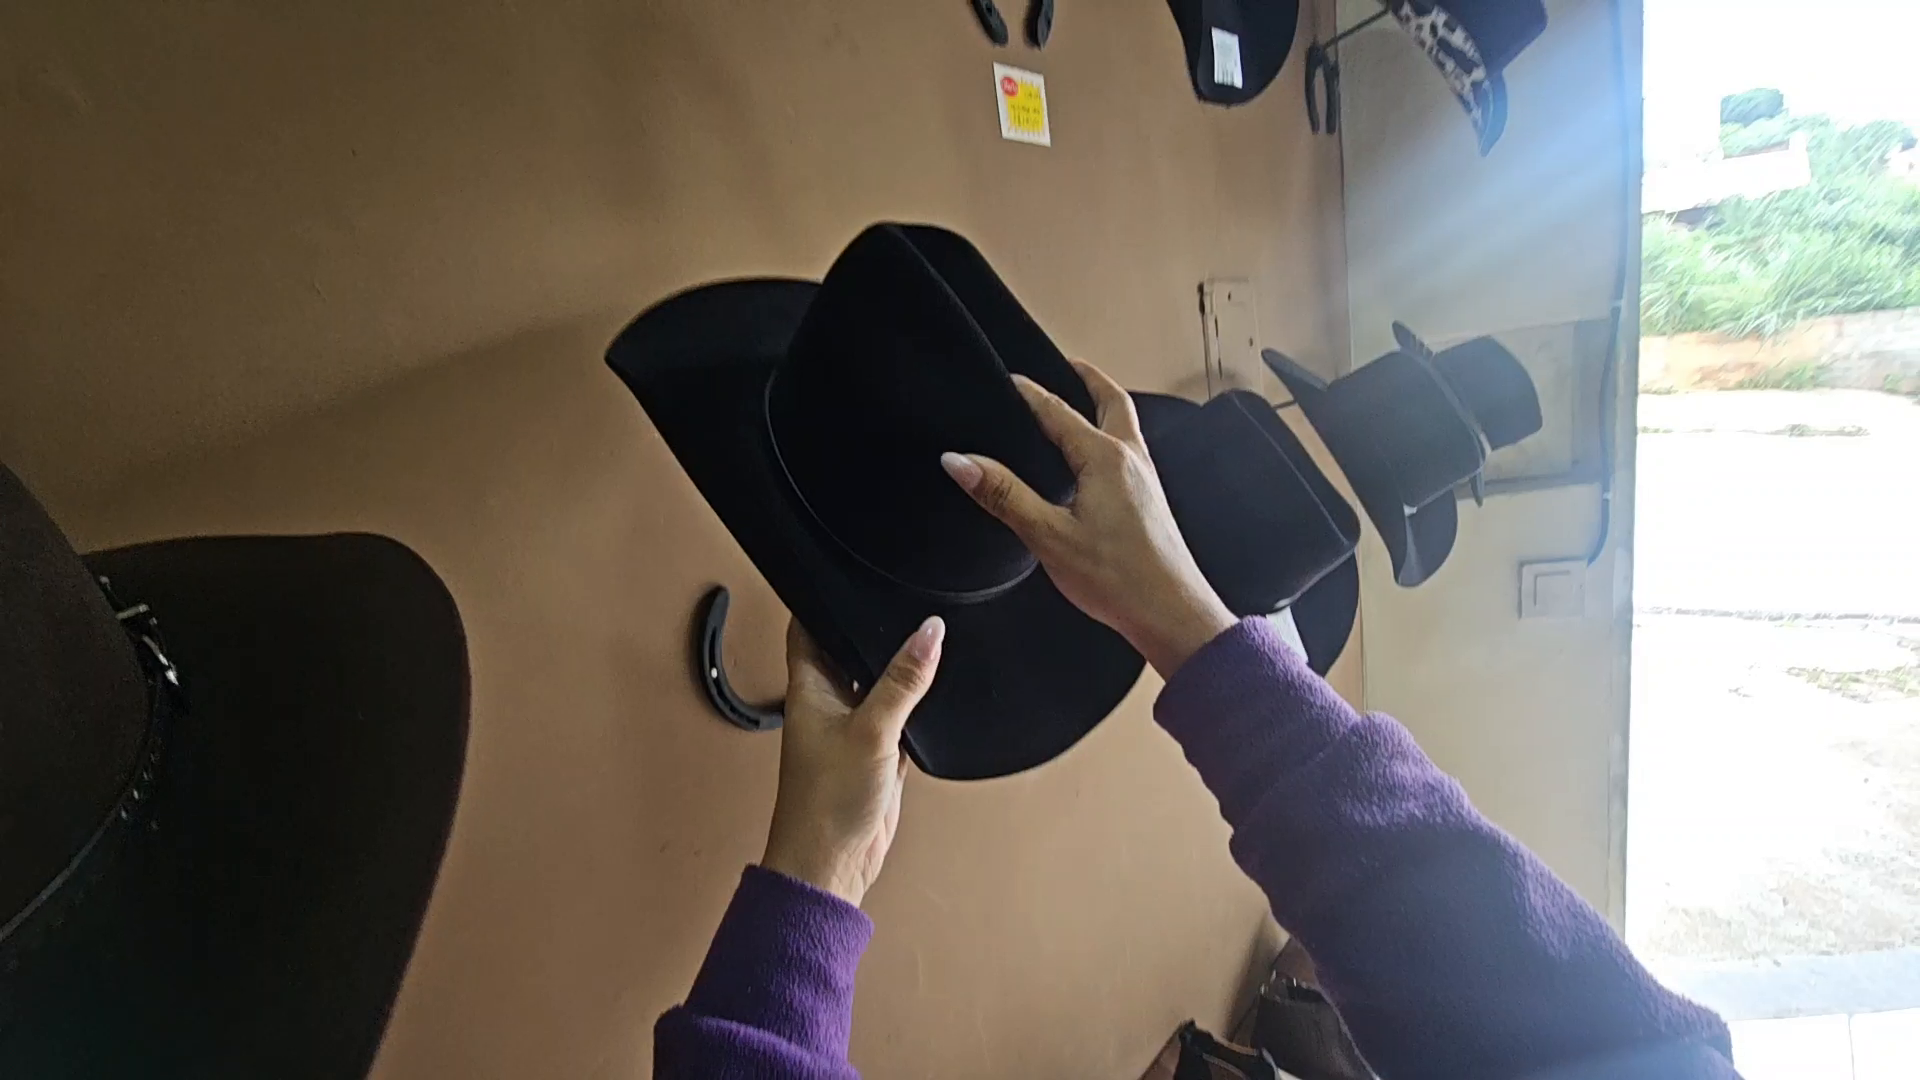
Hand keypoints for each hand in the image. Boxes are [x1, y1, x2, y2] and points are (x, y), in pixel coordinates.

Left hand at [760, 617, 943, 906]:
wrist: (833, 866)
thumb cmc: (827, 802)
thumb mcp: (871, 730)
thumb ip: (903, 680)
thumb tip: (930, 630)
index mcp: (809, 687)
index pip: (807, 627)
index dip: (821, 598)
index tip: (847, 569)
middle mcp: (829, 700)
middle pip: (848, 649)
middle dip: (870, 626)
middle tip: (903, 592)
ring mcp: (854, 724)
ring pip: (876, 680)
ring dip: (896, 663)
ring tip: (927, 630)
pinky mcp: (878, 749)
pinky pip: (898, 712)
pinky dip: (914, 700)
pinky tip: (936, 684)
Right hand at [940, 360, 1235, 677]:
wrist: (1171, 614)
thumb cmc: (1116, 578)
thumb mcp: (1048, 535)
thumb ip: (1004, 494)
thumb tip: (960, 460)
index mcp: (1105, 458)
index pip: (1058, 411)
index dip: (1028, 393)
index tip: (1006, 379)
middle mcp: (1131, 459)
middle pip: (1110, 401)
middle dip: (1085, 378)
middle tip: (1062, 365)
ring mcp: (1145, 479)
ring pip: (1124, 425)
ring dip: (1101, 405)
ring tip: (1076, 401)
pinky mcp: (1148, 500)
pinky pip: (1128, 450)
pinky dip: (1109, 435)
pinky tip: (1092, 459)